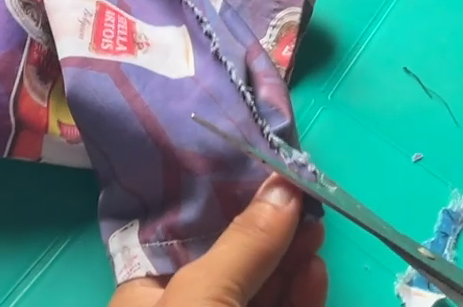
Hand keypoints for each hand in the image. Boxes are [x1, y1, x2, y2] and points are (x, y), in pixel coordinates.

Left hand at [109, 175, 328, 306]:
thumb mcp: (202, 297)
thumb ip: (244, 244)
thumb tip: (284, 187)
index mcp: (146, 289)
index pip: (184, 228)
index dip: (223, 198)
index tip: (259, 171)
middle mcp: (183, 305)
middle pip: (231, 256)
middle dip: (269, 228)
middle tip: (302, 196)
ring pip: (261, 286)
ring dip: (291, 260)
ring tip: (316, 227)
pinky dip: (300, 295)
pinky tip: (315, 272)